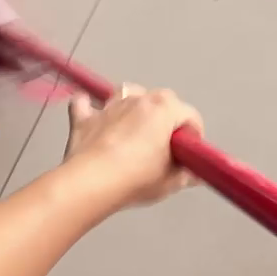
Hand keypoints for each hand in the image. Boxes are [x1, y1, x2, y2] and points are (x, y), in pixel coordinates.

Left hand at [63, 84, 203, 207]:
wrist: (91, 182)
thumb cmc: (136, 178)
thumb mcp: (171, 182)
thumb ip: (184, 174)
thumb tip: (190, 173)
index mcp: (163, 108)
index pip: (189, 115)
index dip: (193, 134)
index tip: (189, 153)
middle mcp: (136, 99)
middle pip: (159, 100)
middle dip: (165, 117)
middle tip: (163, 144)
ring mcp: (107, 106)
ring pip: (125, 93)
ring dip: (132, 106)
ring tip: (133, 128)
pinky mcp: (83, 117)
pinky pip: (85, 103)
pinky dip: (90, 108)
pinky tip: (93, 117)